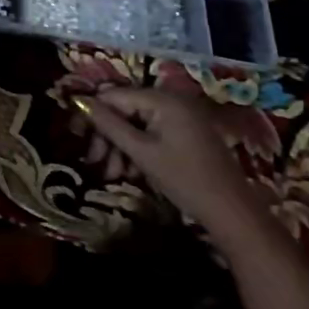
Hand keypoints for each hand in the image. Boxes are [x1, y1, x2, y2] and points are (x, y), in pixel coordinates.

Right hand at [78, 88, 267, 234]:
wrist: (232, 213)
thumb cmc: (184, 179)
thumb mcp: (140, 151)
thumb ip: (108, 124)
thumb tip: (78, 101)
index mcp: (163, 100)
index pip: (113, 95)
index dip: (90, 113)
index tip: (75, 135)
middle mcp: (172, 101)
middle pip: (123, 109)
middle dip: (106, 135)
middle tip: (93, 160)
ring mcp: (181, 117)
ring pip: (134, 124)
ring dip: (118, 147)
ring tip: (112, 173)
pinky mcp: (185, 134)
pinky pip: (150, 133)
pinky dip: (136, 150)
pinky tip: (130, 172)